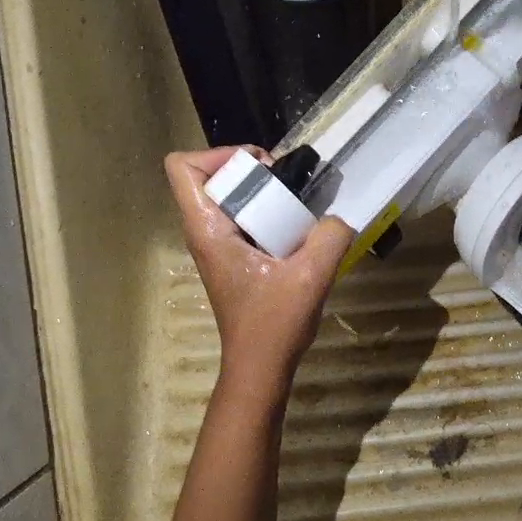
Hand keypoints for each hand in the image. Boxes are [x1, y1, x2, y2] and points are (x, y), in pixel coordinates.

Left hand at [164, 147, 356, 380]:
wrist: (260, 366)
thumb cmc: (274, 323)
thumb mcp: (310, 276)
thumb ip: (330, 237)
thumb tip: (340, 217)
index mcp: (207, 229)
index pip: (181, 166)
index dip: (216, 154)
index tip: (260, 168)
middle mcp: (204, 232)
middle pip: (209, 176)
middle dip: (248, 169)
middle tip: (285, 182)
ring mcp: (216, 246)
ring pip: (227, 197)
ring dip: (259, 192)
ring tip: (294, 203)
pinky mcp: (232, 258)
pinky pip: (241, 218)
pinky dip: (265, 213)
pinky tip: (295, 229)